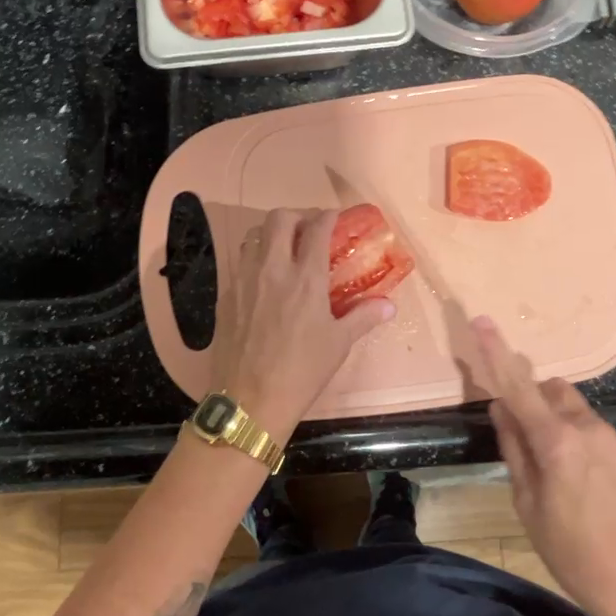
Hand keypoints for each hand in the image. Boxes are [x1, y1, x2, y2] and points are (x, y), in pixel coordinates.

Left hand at [211, 209, 394, 438]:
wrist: (250, 400)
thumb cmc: (302, 371)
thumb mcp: (338, 344)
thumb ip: (363, 317)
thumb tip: (389, 305)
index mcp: (305, 278)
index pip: (317, 229)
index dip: (327, 216)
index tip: (335, 216)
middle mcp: (272, 269)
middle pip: (279, 219)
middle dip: (297, 215)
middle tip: (309, 228)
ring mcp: (244, 280)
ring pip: (254, 236)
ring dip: (272, 233)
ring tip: (285, 247)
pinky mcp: (226, 295)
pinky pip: (240, 263)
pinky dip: (255, 259)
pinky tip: (264, 279)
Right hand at [470, 315, 615, 615]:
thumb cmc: (575, 555)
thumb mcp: (529, 507)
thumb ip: (514, 450)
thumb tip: (501, 408)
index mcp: (556, 441)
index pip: (518, 385)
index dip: (496, 352)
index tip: (482, 320)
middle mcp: (589, 429)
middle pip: (552, 390)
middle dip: (534, 399)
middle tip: (524, 437)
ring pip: (576, 411)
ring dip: (559, 423)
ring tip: (558, 474)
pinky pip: (598, 433)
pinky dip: (581, 443)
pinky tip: (586, 487)